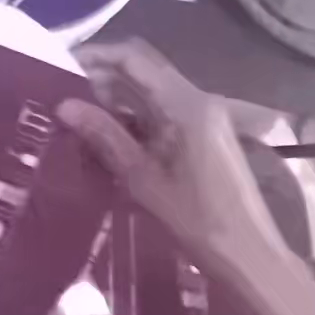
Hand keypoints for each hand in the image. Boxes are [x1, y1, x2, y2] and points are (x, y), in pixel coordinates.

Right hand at [58, 40, 296, 277]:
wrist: (253, 258)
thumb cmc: (198, 221)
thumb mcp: (142, 179)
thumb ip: (104, 136)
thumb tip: (63, 104)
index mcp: (185, 104)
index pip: (132, 59)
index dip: (95, 56)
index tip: (62, 68)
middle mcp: (198, 98)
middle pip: (142, 70)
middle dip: (102, 77)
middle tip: (65, 97)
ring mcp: (206, 114)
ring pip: (151, 90)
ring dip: (117, 98)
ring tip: (81, 118)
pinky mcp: (206, 132)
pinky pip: (164, 109)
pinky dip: (135, 115)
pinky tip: (112, 137)